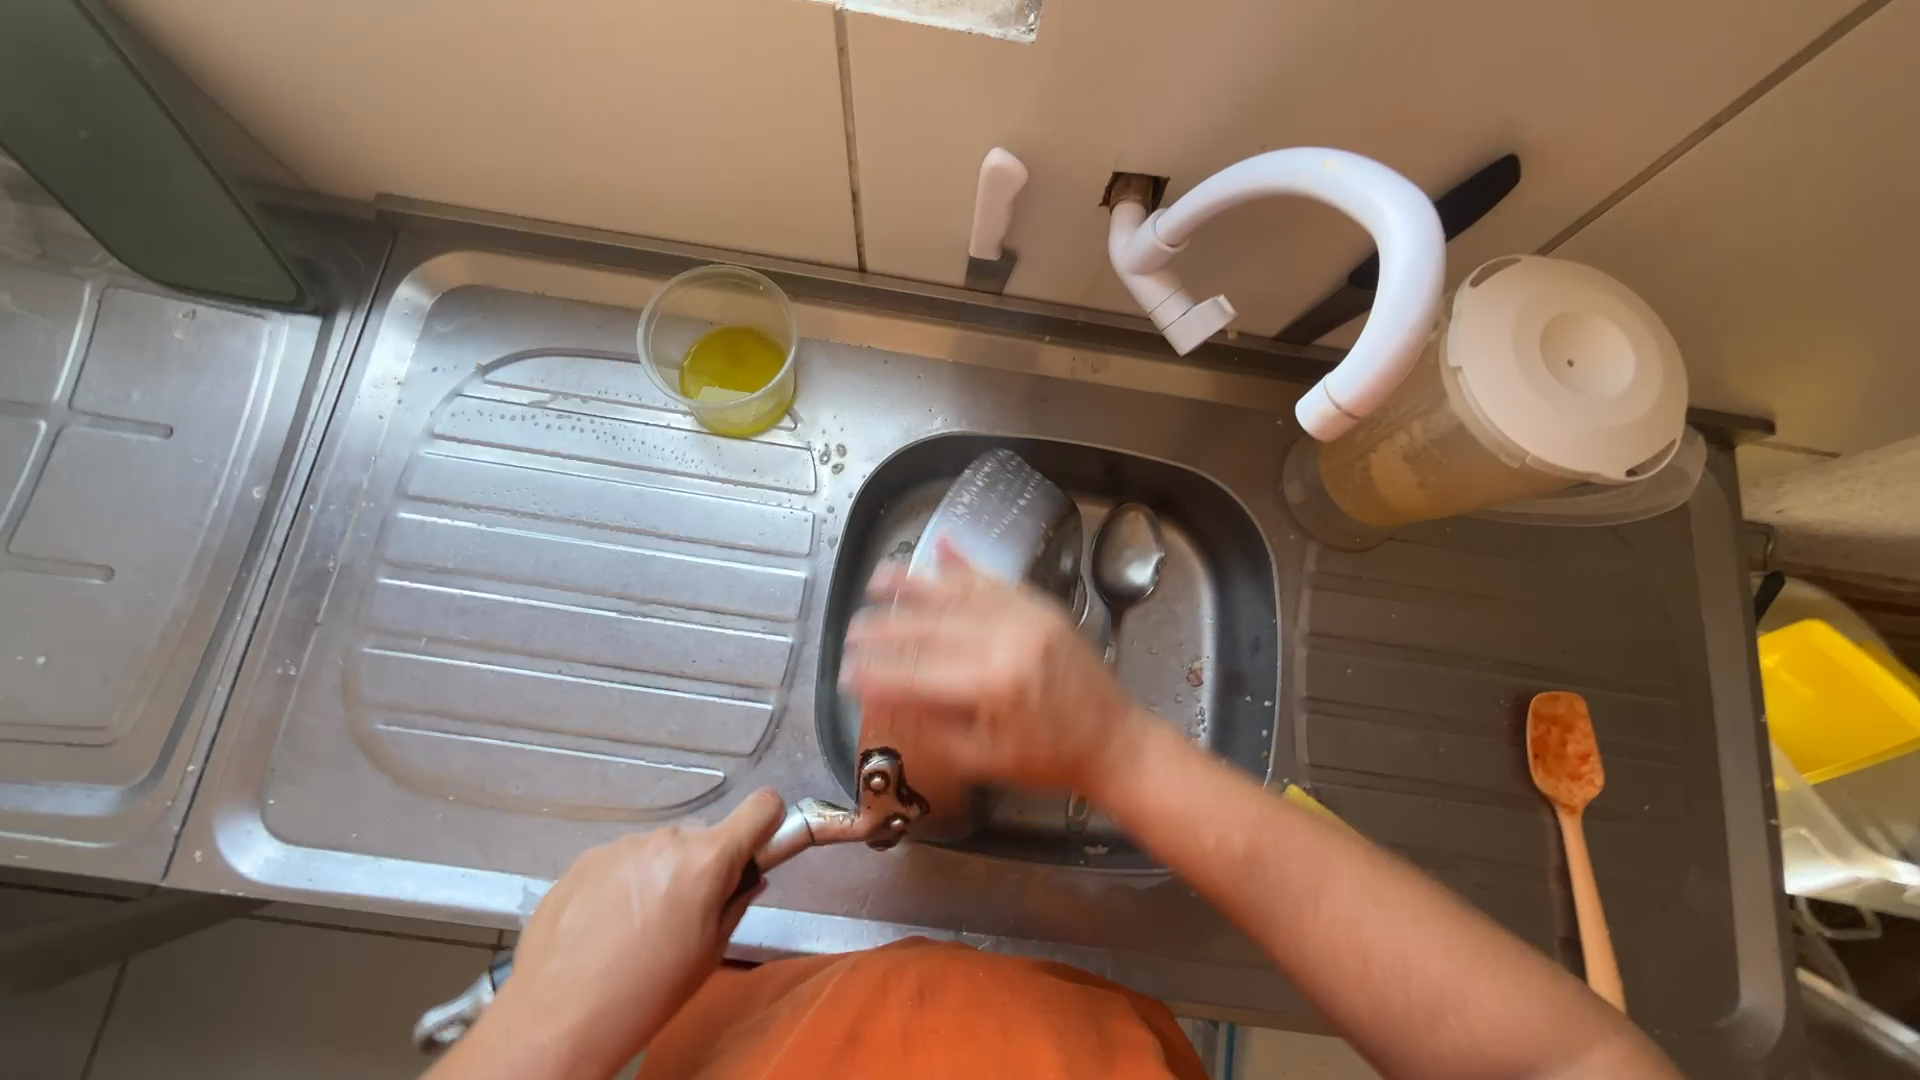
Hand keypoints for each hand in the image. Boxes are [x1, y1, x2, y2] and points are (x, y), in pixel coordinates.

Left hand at [474, 790, 783, 1078]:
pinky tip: (604, 927)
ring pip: (659, 850)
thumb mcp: (710, 953)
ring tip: (636, 926)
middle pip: (703, 836)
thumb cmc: (647, 993)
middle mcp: (666, 839)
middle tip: (685, 912)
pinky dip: (623, 883)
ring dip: (660, 873)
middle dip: (703, 864)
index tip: (756, 849)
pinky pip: (621, 861)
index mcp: (707, 859)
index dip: (767, 823)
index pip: (762, 805)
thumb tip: (747, 878)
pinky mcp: (584, 859)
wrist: (556, 1019)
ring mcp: (620, 845)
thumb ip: (736, 902)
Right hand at [840, 541, 1147, 794]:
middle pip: (932, 627)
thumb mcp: (983, 758)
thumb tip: (884, 698)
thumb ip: (931, 725)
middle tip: (852, 630)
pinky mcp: (1042, 607)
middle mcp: (1008, 640)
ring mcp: (1027, 617)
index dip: (877, 673)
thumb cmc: (1050, 759)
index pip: (918, 674)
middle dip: (886, 628)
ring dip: (915, 584)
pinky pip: (995, 579)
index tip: (846, 672)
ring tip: (879, 578)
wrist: (1114, 742)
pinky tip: (941, 547)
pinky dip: (965, 564)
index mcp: (994, 685)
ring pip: (959, 594)